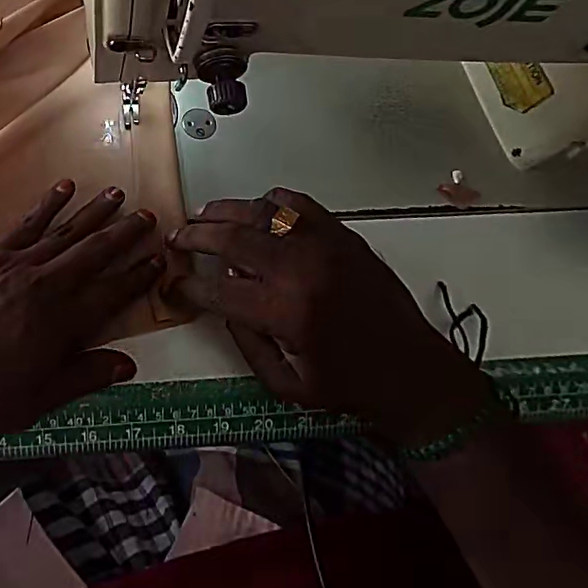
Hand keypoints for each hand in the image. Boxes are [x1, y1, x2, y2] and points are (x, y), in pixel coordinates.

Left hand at [0, 180, 160, 446]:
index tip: (157, 259)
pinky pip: (26, 224)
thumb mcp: (30, 404)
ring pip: (63, 233)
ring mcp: (12, 265)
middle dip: (123, 235)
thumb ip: (80, 379)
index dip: (137, 276)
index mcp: (56, 326)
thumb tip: (127, 365)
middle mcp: (40, 286)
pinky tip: (63, 189)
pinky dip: (47, 206)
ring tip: (117, 194)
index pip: (109, 294)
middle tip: (148, 217)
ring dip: (93, 213)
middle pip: (91, 254)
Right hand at [167, 188, 491, 446]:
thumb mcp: (287, 385)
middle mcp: (302, 271)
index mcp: (287, 313)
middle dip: (195, 236)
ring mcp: (323, 245)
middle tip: (177, 238)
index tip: (174, 284)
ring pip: (260, 211)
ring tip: (203, 216)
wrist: (413, 371)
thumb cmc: (349, 385)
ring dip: (224, 211)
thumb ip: (246, 342)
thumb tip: (224, 295)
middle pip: (231, 238)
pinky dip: (268, 203)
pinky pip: (296, 203)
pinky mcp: (341, 234)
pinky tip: (256, 211)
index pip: (218, 289)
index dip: (187, 285)